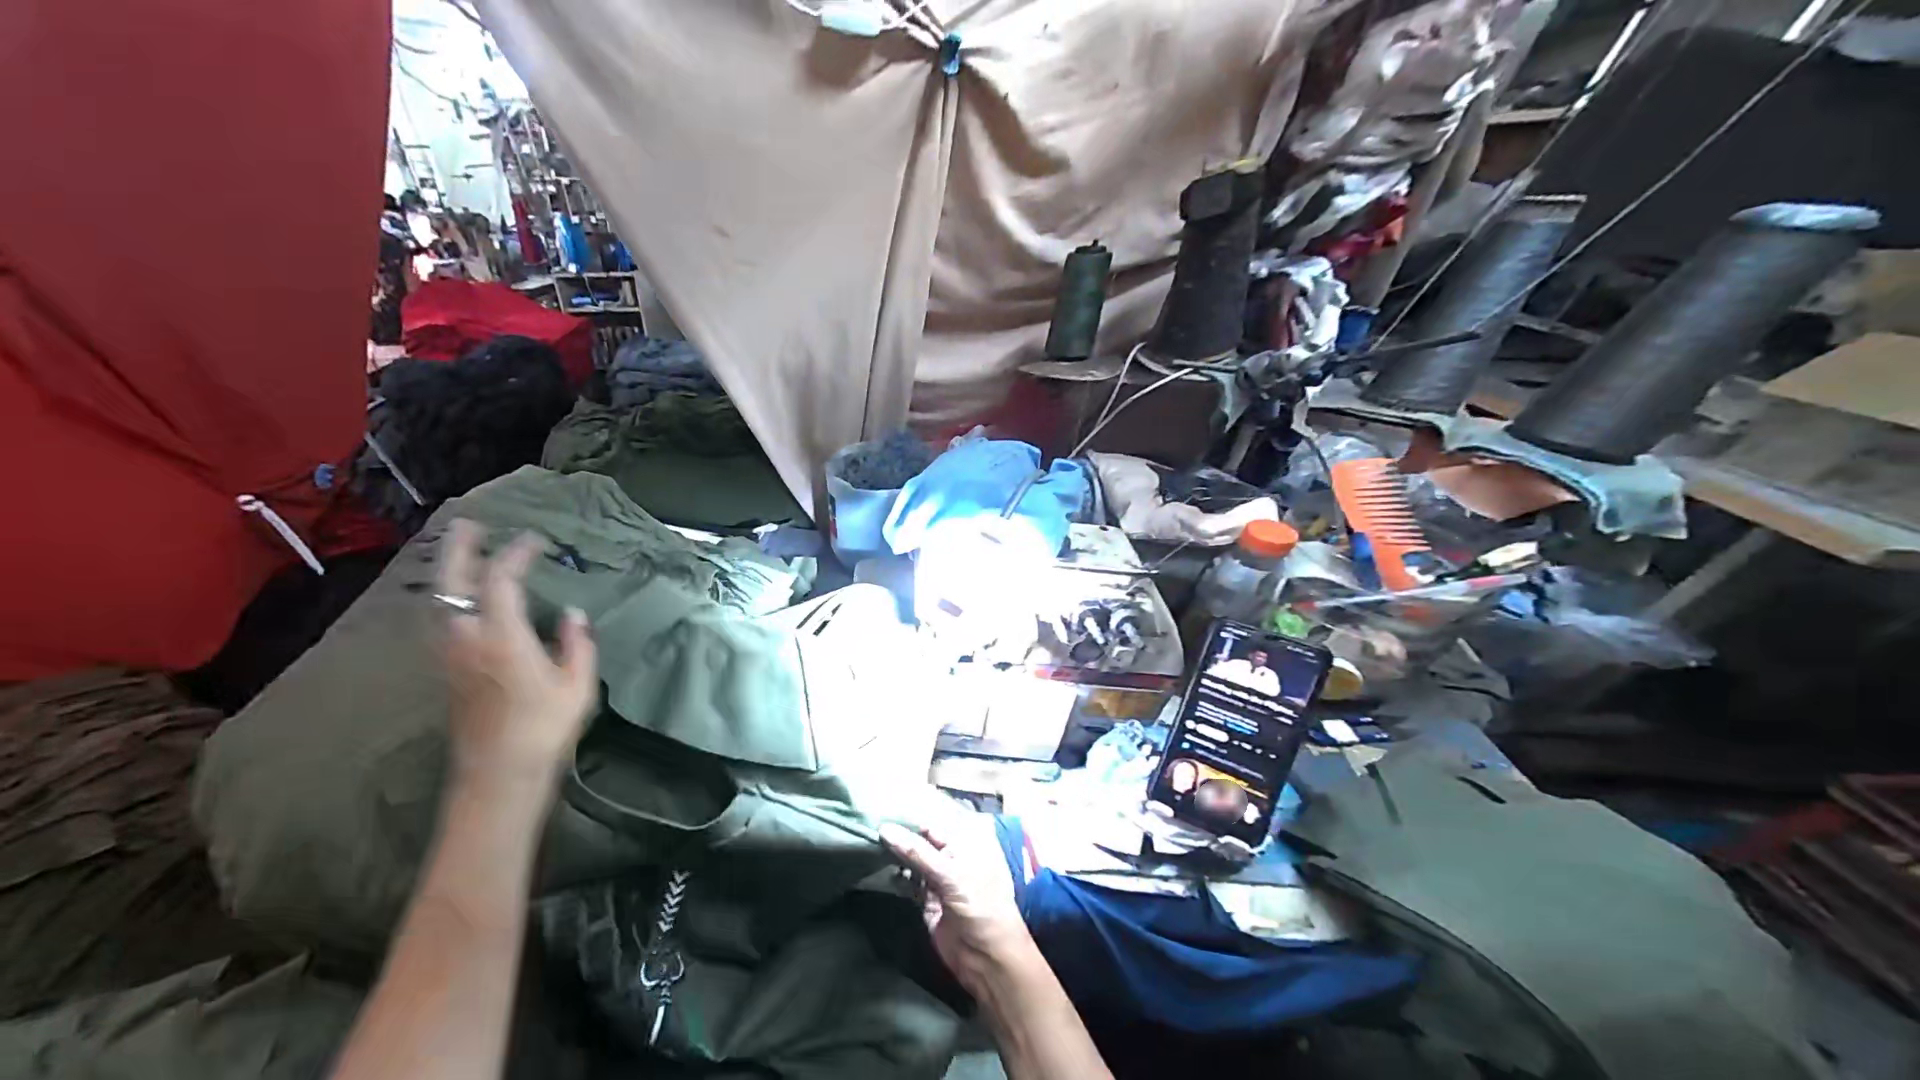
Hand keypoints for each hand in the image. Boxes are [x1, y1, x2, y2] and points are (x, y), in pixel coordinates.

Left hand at [438, 519, 597, 787]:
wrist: (498, 774)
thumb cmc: (544, 729)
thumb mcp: (577, 686)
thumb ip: (577, 645)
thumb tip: (574, 616)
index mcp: (502, 638)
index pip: (502, 582)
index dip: (516, 555)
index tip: (534, 540)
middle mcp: (468, 640)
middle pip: (454, 584)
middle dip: (460, 551)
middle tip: (468, 525)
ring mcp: (451, 656)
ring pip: (440, 602)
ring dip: (448, 572)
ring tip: (459, 553)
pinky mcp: (447, 671)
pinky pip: (440, 620)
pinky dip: (447, 597)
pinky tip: (456, 598)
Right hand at [880, 814, 1034, 995]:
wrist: (987, 959)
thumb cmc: (980, 907)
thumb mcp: (951, 874)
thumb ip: (917, 852)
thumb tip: (885, 828)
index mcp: (967, 843)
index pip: (933, 824)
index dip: (909, 818)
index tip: (879, 810)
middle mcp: (952, 858)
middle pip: (921, 842)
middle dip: (899, 835)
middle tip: (866, 823)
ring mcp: (939, 880)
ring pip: (913, 861)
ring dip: (894, 854)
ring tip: (867, 842)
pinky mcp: (928, 902)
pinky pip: (909, 883)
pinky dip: (896, 876)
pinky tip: (878, 868)